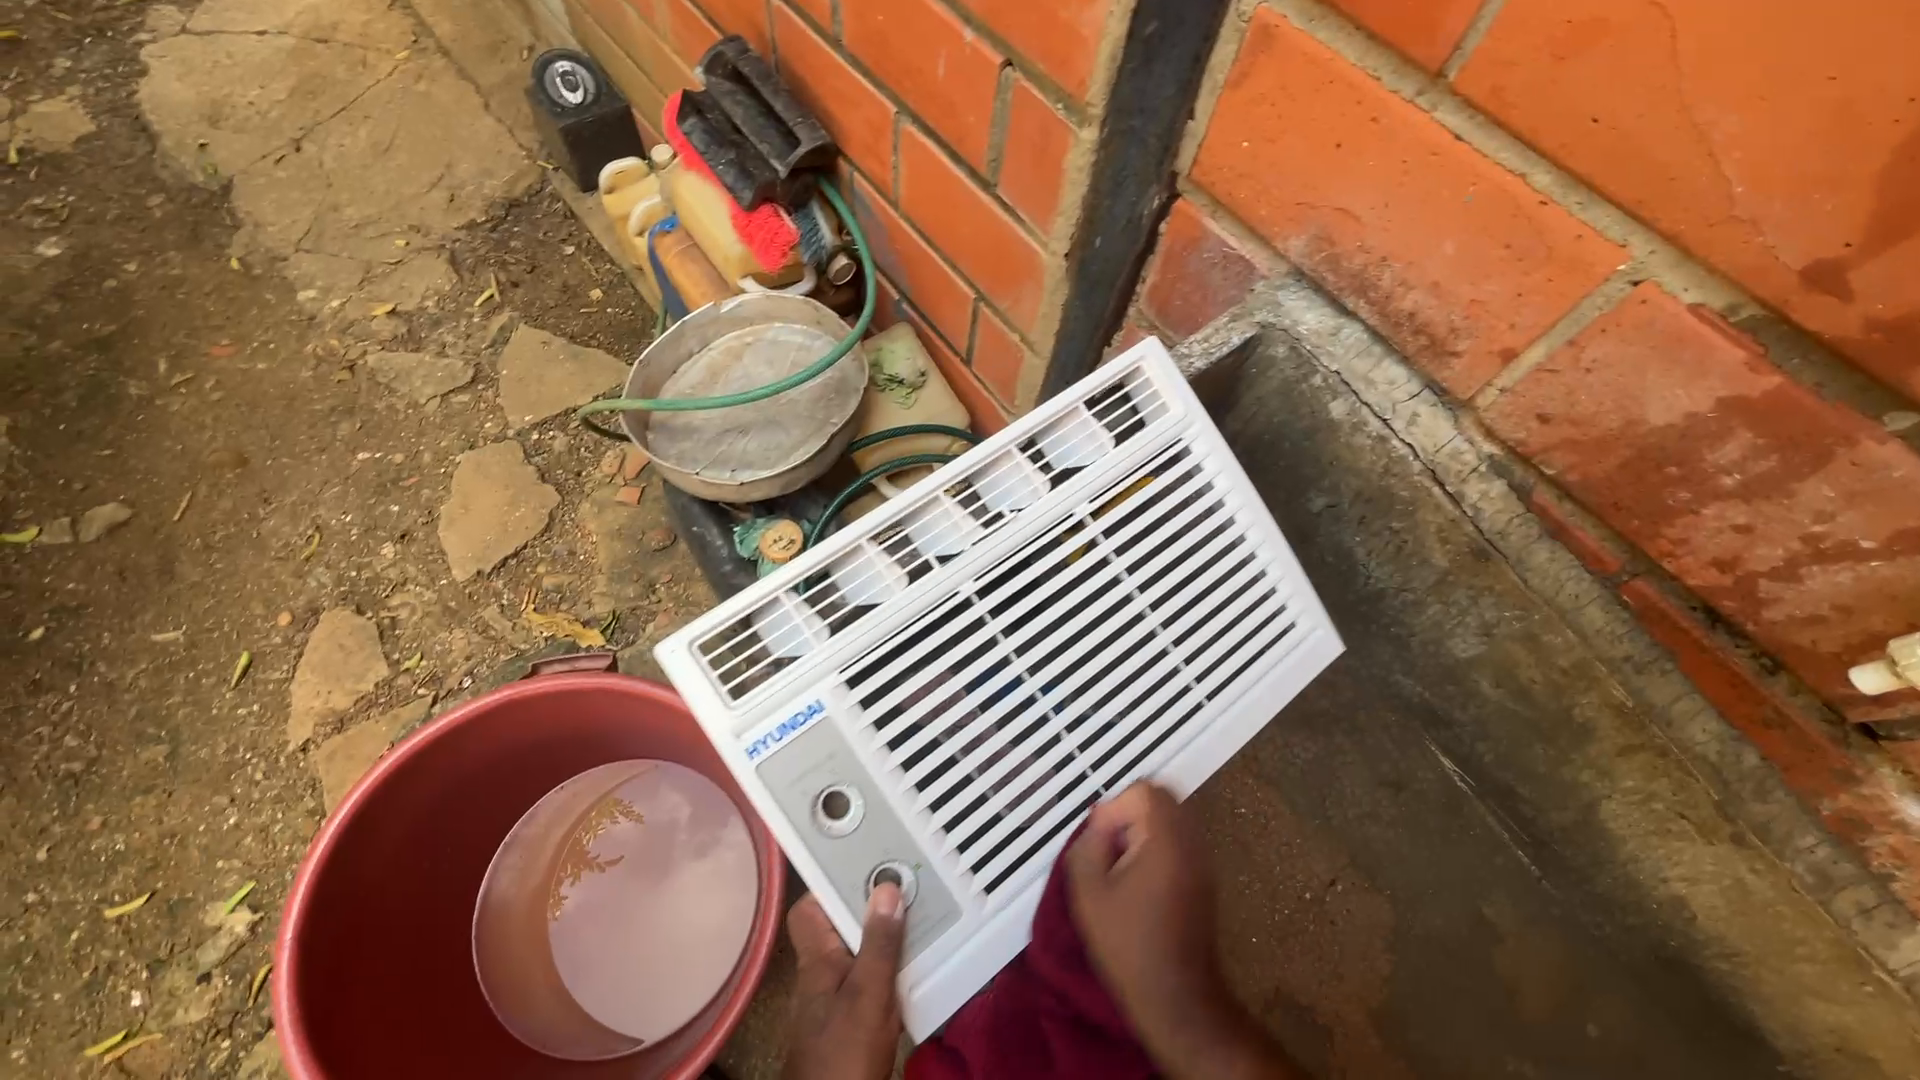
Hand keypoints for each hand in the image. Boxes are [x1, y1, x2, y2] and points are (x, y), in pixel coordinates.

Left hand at [781, 884, 906, 1079]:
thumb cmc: (844, 1053)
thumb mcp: (868, 993)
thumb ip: (879, 943)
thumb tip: (886, 889)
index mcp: (816, 958)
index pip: (809, 907)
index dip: (832, 884)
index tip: (867, 867)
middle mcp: (820, 972)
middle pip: (838, 924)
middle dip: (869, 908)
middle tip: (903, 889)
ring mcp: (834, 996)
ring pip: (857, 949)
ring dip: (883, 937)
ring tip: (916, 918)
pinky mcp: (850, 1016)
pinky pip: (869, 975)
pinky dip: (890, 966)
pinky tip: (912, 965)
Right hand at [1067, 782, 1301, 1078]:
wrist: (1175, 997)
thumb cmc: (1129, 944)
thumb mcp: (1088, 892)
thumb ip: (1088, 844)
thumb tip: (1100, 826)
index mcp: (1165, 840)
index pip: (1143, 791)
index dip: (1115, 809)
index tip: (1102, 842)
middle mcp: (1191, 843)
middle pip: (1160, 800)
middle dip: (1128, 816)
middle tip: (1109, 850)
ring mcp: (1202, 862)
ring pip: (1170, 820)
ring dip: (1142, 833)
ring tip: (1121, 868)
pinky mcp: (1204, 880)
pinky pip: (1178, 843)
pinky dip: (1156, 849)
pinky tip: (1138, 884)